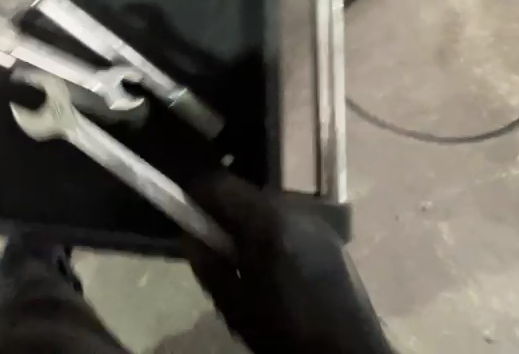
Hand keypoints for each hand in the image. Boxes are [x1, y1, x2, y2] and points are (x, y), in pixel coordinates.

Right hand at [184, 176, 394, 353]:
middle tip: (215, 245)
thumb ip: (206, 262)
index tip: (185, 213)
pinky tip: (276, 270)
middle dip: (224, 212)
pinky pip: (291, 224)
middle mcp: (296, 211)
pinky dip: (274, 235)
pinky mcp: (334, 241)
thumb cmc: (287, 335)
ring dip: (250, 224)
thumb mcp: (234, 306)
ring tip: (247, 262)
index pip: (220, 183)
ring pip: (268, 208)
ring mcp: (319, 225)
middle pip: (245, 194)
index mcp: (269, 222)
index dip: (197, 194)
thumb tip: (188, 233)